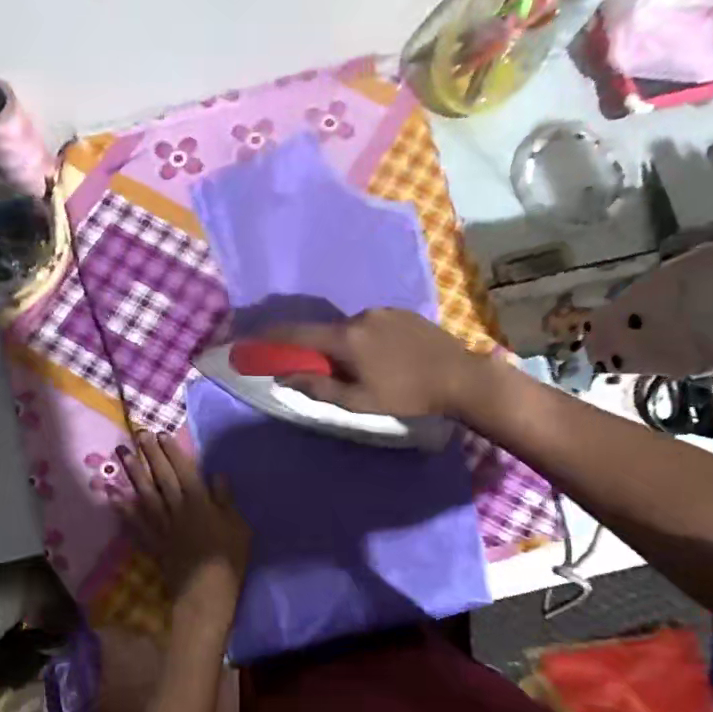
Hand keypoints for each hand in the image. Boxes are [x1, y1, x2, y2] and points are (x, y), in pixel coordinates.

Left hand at [117, 432, 249, 606]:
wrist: (205, 592)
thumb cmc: (229, 557)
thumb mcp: (238, 525)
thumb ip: (225, 499)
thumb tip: (216, 474)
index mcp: (200, 502)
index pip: (184, 470)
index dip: (173, 452)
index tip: (161, 434)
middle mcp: (177, 509)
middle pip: (162, 478)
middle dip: (151, 455)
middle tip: (139, 435)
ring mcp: (162, 527)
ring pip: (145, 495)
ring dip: (135, 475)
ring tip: (125, 456)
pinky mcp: (153, 544)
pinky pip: (135, 523)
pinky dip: (124, 510)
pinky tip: (113, 497)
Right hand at [260, 308, 489, 418]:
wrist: (460, 377)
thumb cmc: (407, 395)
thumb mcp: (360, 401)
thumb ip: (319, 388)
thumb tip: (285, 377)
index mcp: (347, 338)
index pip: (298, 332)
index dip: (272, 336)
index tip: (253, 338)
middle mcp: (361, 315)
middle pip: (328, 331)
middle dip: (320, 349)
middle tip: (327, 371)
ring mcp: (385, 310)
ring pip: (353, 328)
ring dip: (349, 345)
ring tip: (368, 369)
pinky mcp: (404, 312)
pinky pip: (374, 324)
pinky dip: (369, 339)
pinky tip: (388, 357)